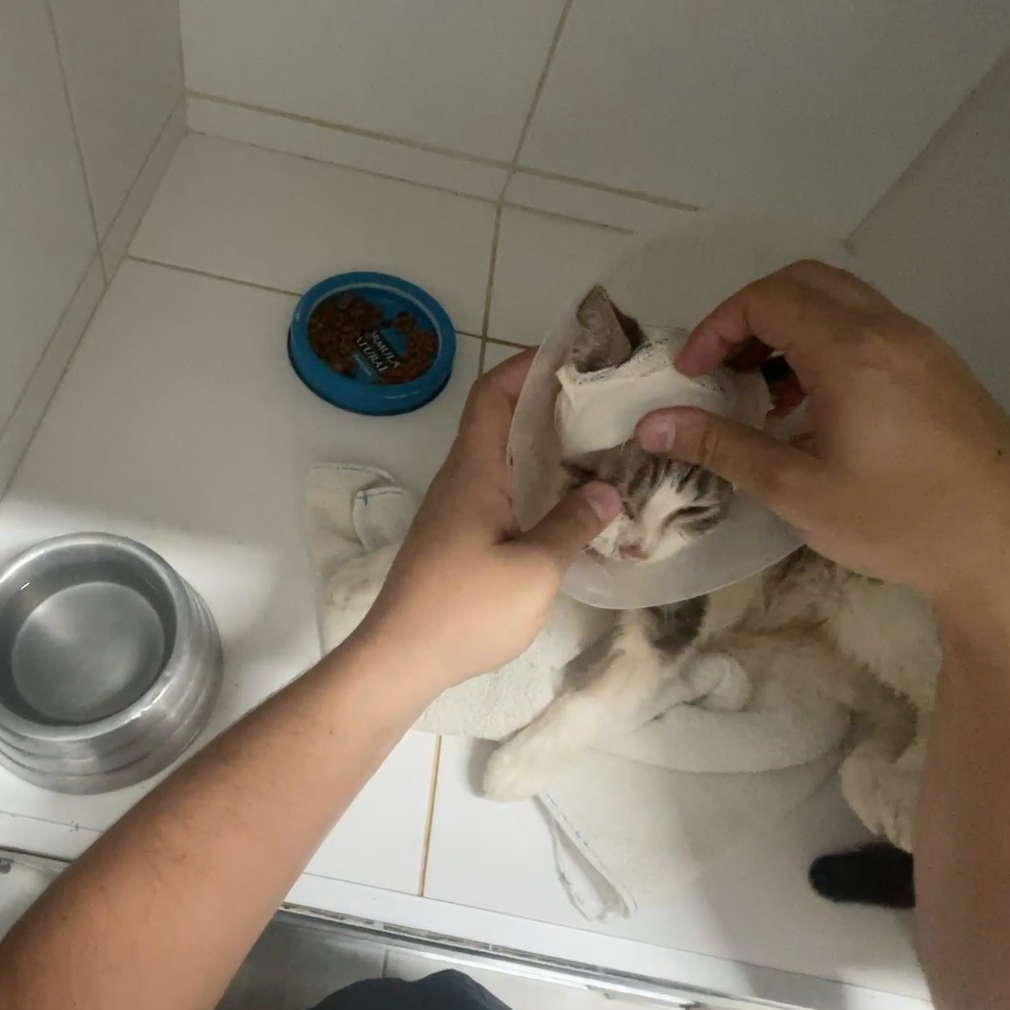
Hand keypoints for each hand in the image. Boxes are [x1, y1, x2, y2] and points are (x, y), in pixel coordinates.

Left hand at [355, 350, 620, 689]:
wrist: (401, 656)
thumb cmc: (465, 609)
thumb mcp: (534, 569)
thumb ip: (572, 525)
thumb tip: (607, 490)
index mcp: (473, 471)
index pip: (491, 394)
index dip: (525, 364)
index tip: (571, 353)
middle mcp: (459, 479)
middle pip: (495, 419)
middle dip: (543, 399)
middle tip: (599, 399)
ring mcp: (452, 508)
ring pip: (496, 455)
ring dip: (537, 441)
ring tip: (593, 443)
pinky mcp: (454, 535)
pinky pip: (495, 488)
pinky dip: (528, 478)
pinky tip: (563, 500)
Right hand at [633, 261, 1009, 609]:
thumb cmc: (896, 520)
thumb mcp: (792, 487)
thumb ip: (719, 445)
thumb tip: (650, 426)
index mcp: (852, 352)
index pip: (768, 299)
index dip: (715, 328)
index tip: (691, 376)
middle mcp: (891, 332)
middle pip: (804, 283)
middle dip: (747, 317)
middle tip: (719, 370)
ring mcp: (923, 348)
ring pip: (839, 303)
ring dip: (785, 331)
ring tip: (759, 392)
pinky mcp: (939, 371)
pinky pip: (867, 331)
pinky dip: (821, 346)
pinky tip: (808, 407)